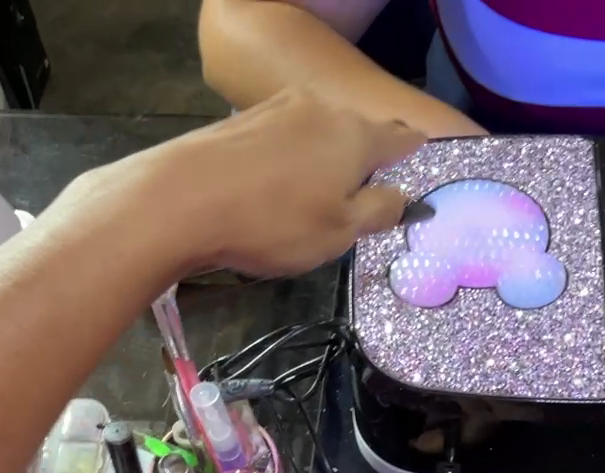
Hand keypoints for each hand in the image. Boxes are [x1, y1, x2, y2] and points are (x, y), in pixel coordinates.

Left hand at [61, 89, 423, 279]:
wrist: (184, 199)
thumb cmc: (276, 222)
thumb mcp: (340, 232)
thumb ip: (380, 211)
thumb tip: (406, 197)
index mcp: (357, 135)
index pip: (404, 138)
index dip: (417, 159)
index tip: (421, 179)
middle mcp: (324, 110)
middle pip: (361, 134)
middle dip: (369, 165)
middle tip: (366, 206)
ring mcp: (281, 109)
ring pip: (323, 136)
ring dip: (330, 165)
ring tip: (321, 203)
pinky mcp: (247, 120)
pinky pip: (289, 141)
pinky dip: (297, 163)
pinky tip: (282, 192)